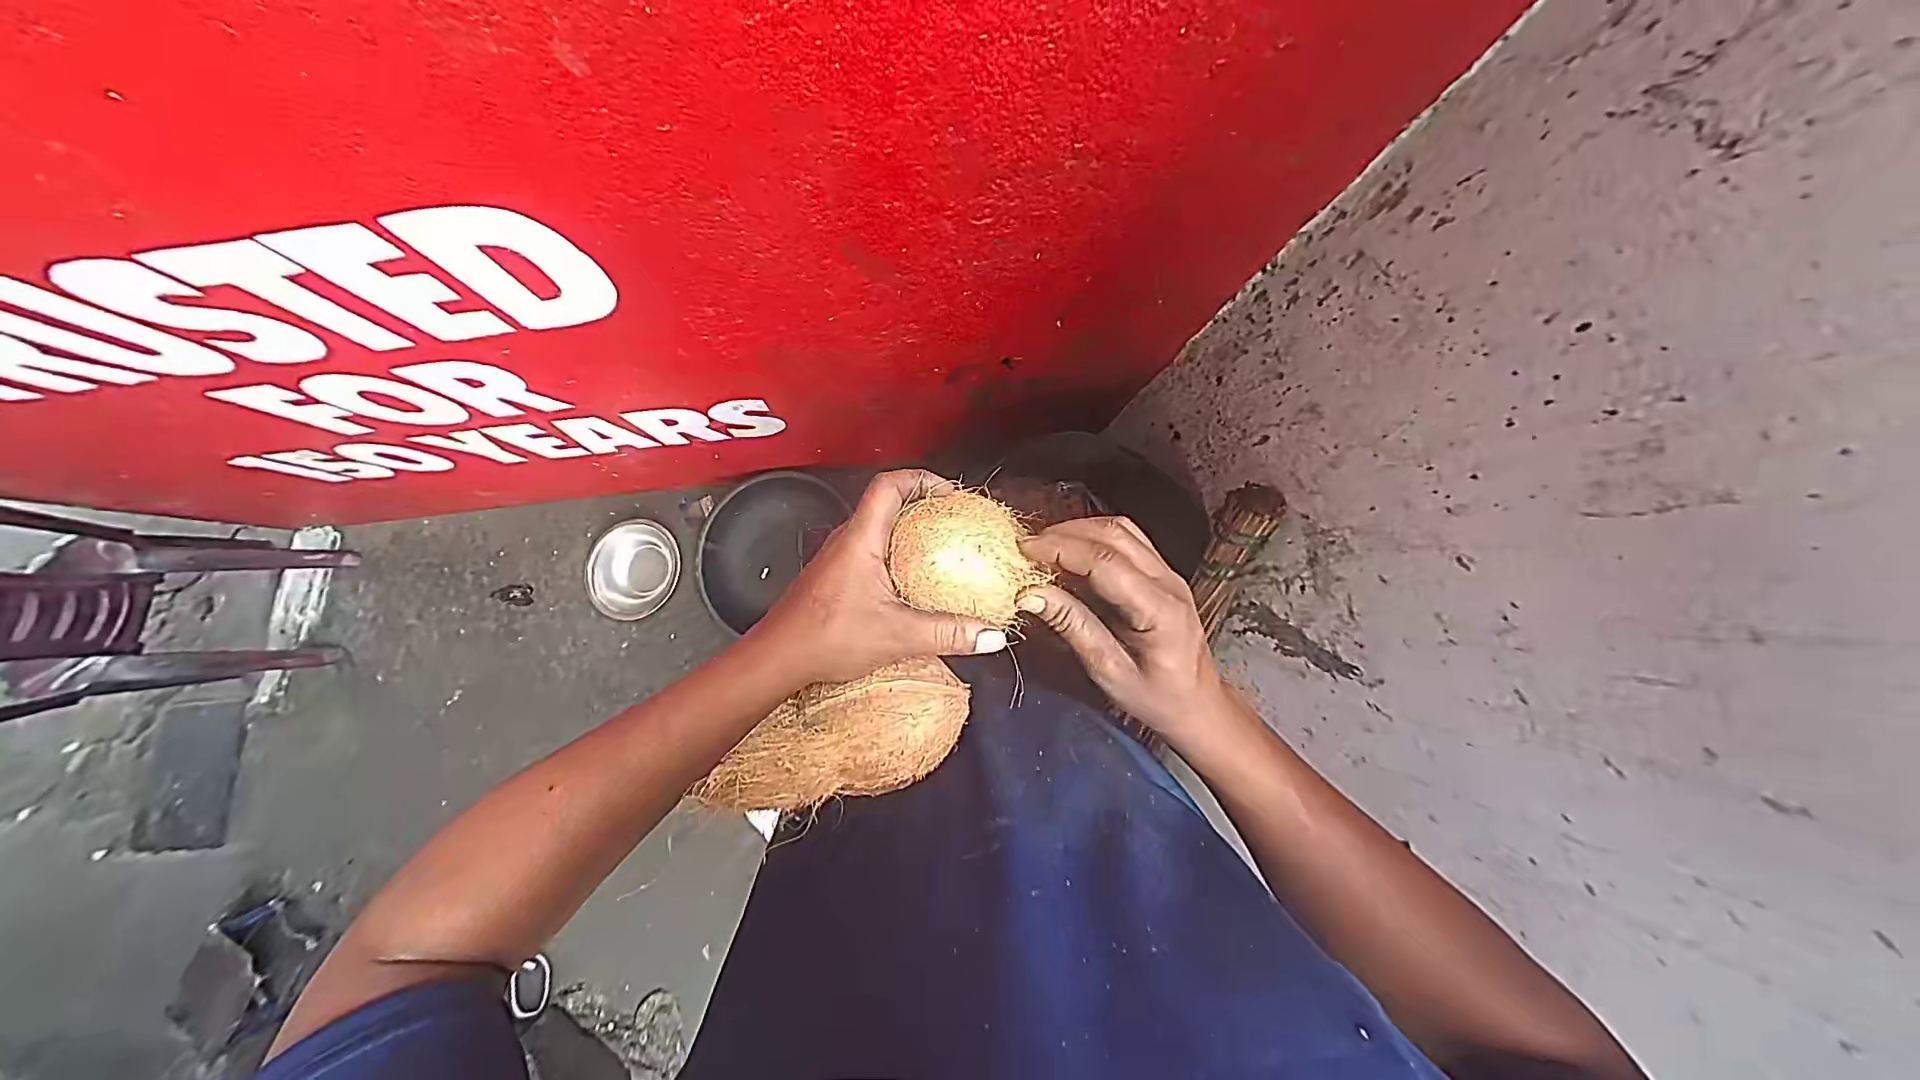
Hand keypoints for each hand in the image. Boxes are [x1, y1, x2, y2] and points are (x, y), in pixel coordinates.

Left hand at [749, 469, 1009, 685]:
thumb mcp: (897, 636)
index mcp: (861, 539)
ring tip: (939, 549)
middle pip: (886, 501)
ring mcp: (839, 557)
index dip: (922, 479)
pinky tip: (911, 583)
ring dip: (909, 530)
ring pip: (878, 527)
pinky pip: (870, 551)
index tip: (949, 494)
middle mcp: (847, 540)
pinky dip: (896, 554)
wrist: (776, 659)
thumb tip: (988, 634)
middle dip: (923, 504)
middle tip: (952, 521)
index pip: (889, 485)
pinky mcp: (835, 576)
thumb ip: (947, 633)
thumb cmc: (823, 638)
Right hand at [1018, 517, 1246, 743]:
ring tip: (1042, 547)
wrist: (1197, 704)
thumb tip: (1031, 594)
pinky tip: (1069, 551)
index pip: (1105, 562)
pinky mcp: (1162, 572)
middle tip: (1025, 547)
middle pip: (1112, 536)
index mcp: (1160, 610)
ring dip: (1077, 530)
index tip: (1024, 550)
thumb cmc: (1157, 697)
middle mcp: (1169, 582)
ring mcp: (1168, 573)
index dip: (1060, 549)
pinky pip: (1126, 540)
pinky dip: (1092, 536)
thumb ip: (1073, 627)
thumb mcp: (1108, 671)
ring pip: (1120, 530)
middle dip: (1063, 534)